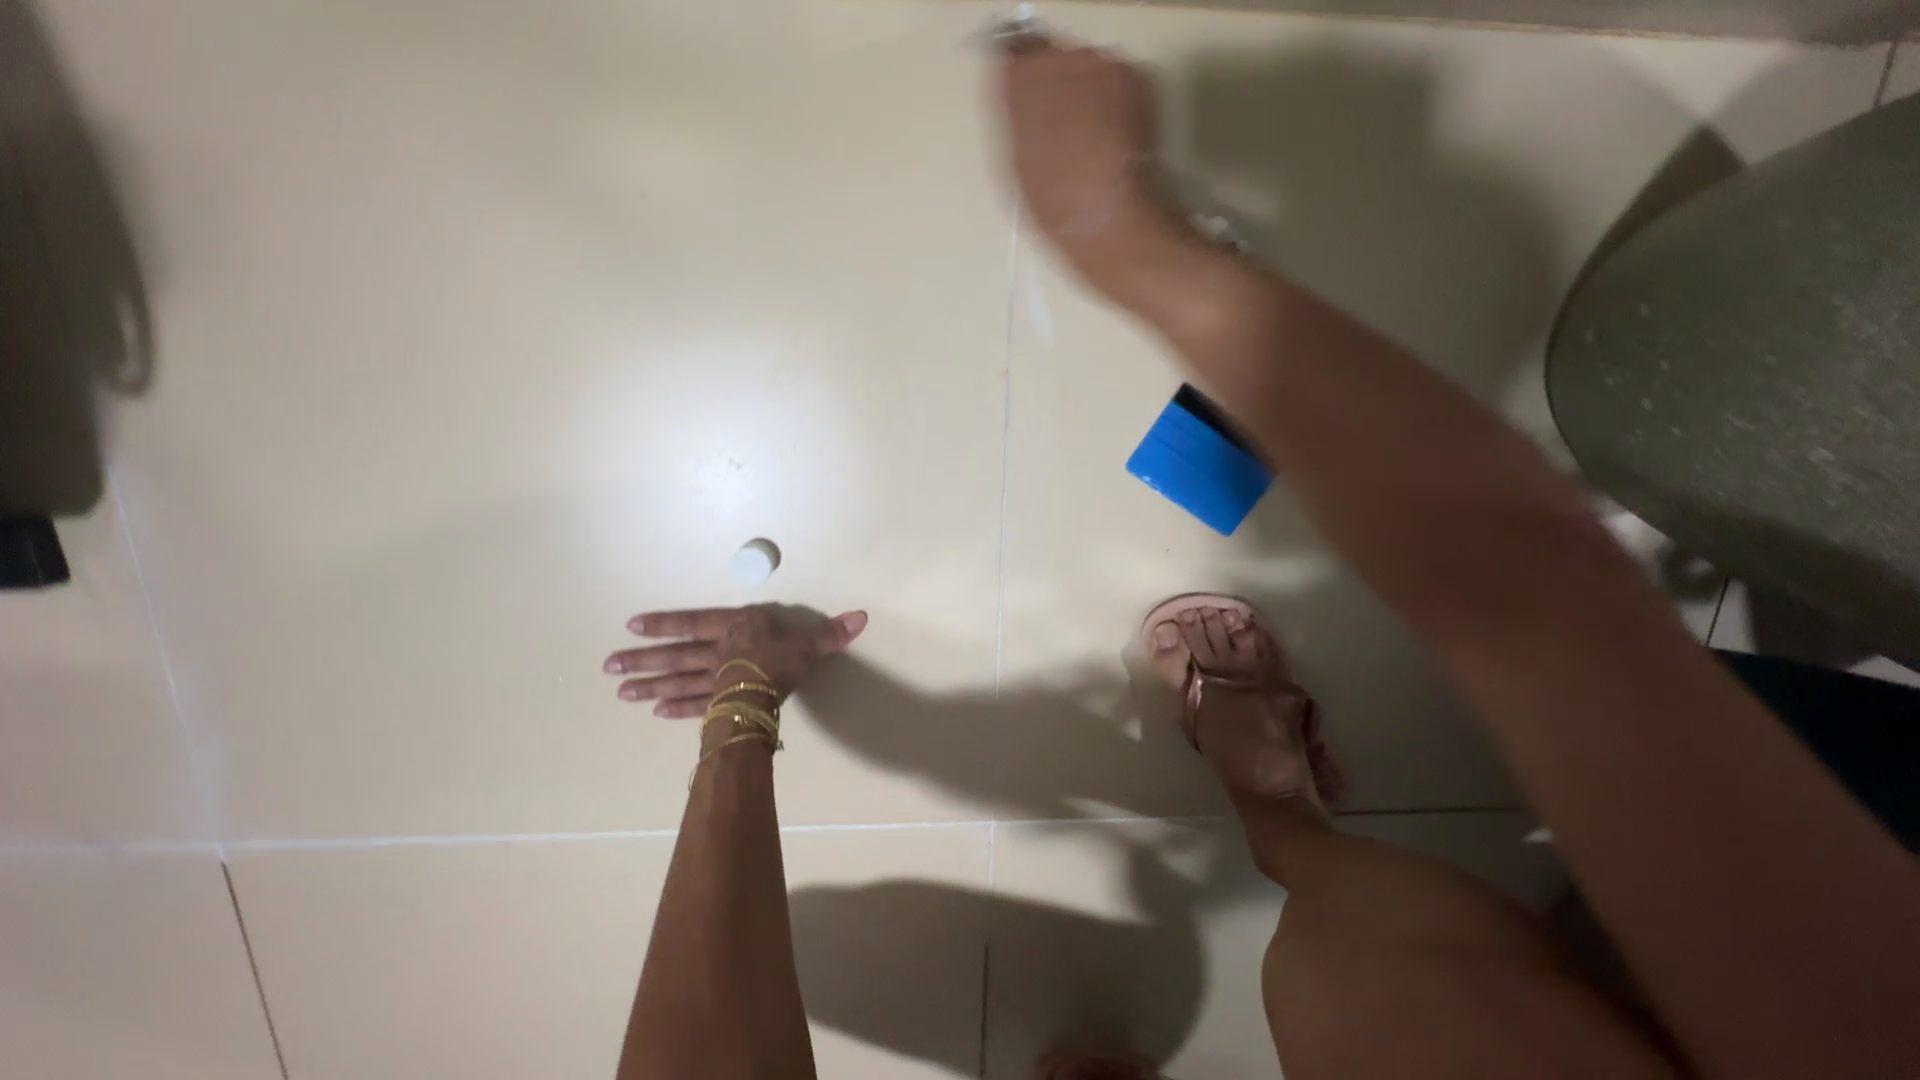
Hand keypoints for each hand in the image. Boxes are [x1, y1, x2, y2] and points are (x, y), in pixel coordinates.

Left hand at [604, 604, 868, 717]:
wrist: (766, 689)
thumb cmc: (782, 660)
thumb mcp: (808, 642)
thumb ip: (829, 633)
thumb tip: (862, 617)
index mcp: (734, 629)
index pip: (693, 622)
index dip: (665, 624)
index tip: (632, 626)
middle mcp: (716, 652)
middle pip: (675, 655)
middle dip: (642, 660)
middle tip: (608, 666)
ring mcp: (713, 680)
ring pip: (675, 679)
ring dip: (648, 684)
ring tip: (619, 691)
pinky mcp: (717, 705)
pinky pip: (692, 705)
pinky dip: (675, 707)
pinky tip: (655, 711)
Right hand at [994, 35, 1180, 285]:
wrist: (1104, 215)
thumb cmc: (1052, 199)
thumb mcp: (1012, 159)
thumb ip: (1012, 112)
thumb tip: (1014, 83)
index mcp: (1019, 79)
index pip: (1016, 55)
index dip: (1023, 79)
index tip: (1028, 104)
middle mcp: (1060, 57)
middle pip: (1056, 58)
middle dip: (1059, 87)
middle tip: (1062, 132)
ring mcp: (1101, 62)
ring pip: (1089, 68)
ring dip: (1088, 94)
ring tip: (1089, 140)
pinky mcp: (1135, 75)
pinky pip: (1118, 80)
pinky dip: (1115, 101)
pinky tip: (1112, 137)